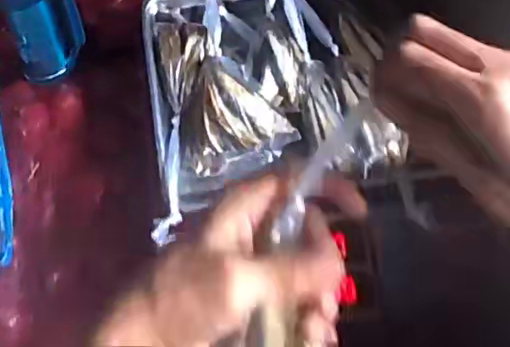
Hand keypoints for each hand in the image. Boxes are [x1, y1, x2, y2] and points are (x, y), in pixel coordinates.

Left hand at [91, 171, 361, 346]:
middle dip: (325, 264)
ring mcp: (255, 271)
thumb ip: (287, 269)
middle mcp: (253, 233)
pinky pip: (296, 307)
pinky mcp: (256, 305)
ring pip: (306, 275)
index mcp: (243, 209)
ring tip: (315, 330)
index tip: (360, 212)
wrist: (149, 339)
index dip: (324, 185)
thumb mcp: (236, 280)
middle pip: (307, 233)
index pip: (290, 179)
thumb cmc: (184, 297)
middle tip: (326, 298)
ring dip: (320, 303)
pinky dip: (310, 324)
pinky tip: (311, 340)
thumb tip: (336, 260)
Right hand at [371, 16, 509, 287]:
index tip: (378, 97)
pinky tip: (461, 105)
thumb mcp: (486, 187)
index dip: (383, 72)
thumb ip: (431, 136)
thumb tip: (387, 101)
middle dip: (398, 54)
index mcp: (484, 97)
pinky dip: (450, 64)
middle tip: (397, 92)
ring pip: (446, 35)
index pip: (409, 55)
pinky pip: (471, 50)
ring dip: (425, 57)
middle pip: (421, 28)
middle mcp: (497, 64)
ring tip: (427, 102)